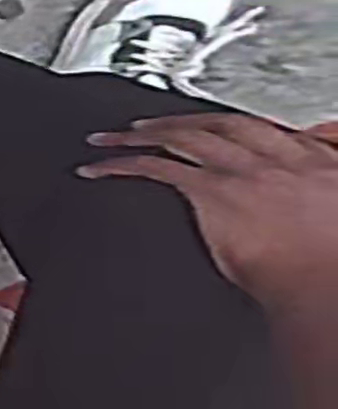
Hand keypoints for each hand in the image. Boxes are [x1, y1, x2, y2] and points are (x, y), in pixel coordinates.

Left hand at [81, 113, 337, 306]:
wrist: (329, 287)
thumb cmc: (327, 265)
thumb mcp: (332, 214)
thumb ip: (306, 194)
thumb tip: (278, 200)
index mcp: (326, 165)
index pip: (272, 131)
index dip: (228, 126)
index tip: (202, 128)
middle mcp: (290, 161)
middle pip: (223, 124)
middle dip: (175, 120)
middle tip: (142, 125)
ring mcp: (250, 173)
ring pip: (184, 137)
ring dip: (137, 135)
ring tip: (108, 139)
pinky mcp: (216, 189)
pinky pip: (152, 167)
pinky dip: (116, 164)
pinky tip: (95, 169)